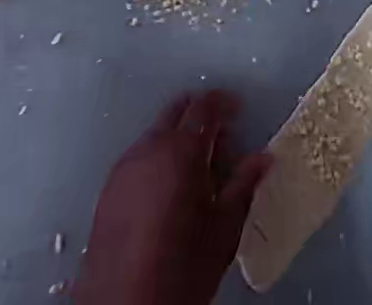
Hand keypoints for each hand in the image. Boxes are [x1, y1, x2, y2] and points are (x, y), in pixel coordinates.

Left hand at [73, 90, 270, 304]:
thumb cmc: (181, 270)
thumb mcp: (224, 228)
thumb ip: (243, 184)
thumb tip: (262, 158)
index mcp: (181, 151)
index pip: (205, 107)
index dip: (224, 103)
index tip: (238, 110)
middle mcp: (150, 149)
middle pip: (176, 111)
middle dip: (201, 115)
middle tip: (222, 138)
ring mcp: (125, 167)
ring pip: (156, 133)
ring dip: (179, 138)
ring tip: (199, 171)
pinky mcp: (109, 188)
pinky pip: (140, 157)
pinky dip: (159, 158)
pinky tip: (171, 190)